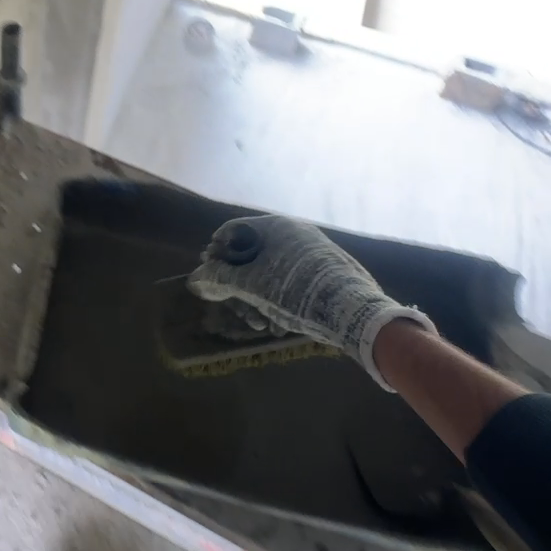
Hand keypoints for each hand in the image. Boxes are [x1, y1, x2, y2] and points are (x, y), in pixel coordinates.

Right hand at [188, 214, 435, 391]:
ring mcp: (316, 252)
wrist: (354, 313)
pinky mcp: (330, 272)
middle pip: (253, 254)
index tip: (210, 275)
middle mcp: (296, 232)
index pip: (233, 230)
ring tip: (260, 324)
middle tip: (237, 306)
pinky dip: (282, 299)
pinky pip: (294, 280)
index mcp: (276, 226)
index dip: (216, 253)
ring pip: (274, 272)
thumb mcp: (251, 286)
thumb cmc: (295, 291)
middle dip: (241, 284)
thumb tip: (196, 279)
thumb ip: (219, 278)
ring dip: (260, 297)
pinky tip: (280, 324)